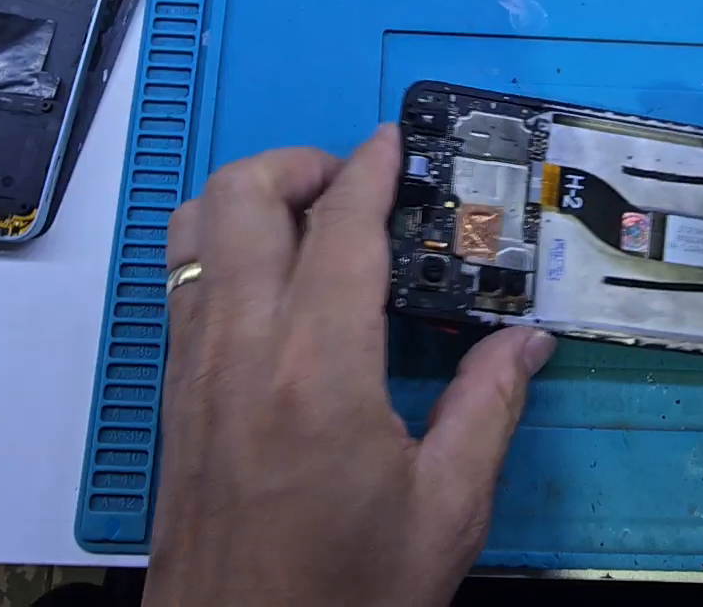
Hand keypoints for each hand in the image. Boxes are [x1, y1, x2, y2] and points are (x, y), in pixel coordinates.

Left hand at [146, 126, 557, 606]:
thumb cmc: (346, 594)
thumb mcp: (445, 511)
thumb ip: (489, 407)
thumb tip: (528, 341)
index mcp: (318, 369)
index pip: (340, 227)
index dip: (369, 168)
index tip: (390, 141)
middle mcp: (242, 344)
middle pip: (242, 195)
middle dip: (298, 163)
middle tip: (350, 184)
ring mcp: (195, 359)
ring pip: (196, 223)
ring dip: (251, 194)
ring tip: (306, 217)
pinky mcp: (174, 382)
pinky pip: (184, 273)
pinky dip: (224, 239)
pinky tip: (272, 274)